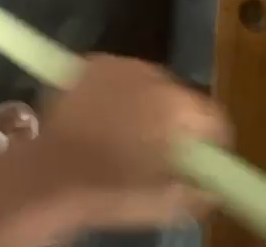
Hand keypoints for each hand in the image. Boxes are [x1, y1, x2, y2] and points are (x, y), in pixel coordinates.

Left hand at [28, 55, 231, 229]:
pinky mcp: (95, 62)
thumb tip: (212, 185)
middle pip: (182, 96)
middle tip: (163, 148)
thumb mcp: (163, 203)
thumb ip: (198, 192)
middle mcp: (156, 75)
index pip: (215, 117)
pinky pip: (121, 75)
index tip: (203, 160)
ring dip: (149, 102)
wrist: (51, 172)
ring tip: (131, 131)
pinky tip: (107, 114)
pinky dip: (121, 91)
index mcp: (179, 108)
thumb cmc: (111, 190)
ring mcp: (123, 63)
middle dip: (178, 119)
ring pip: (151, 82)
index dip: (212, 141)